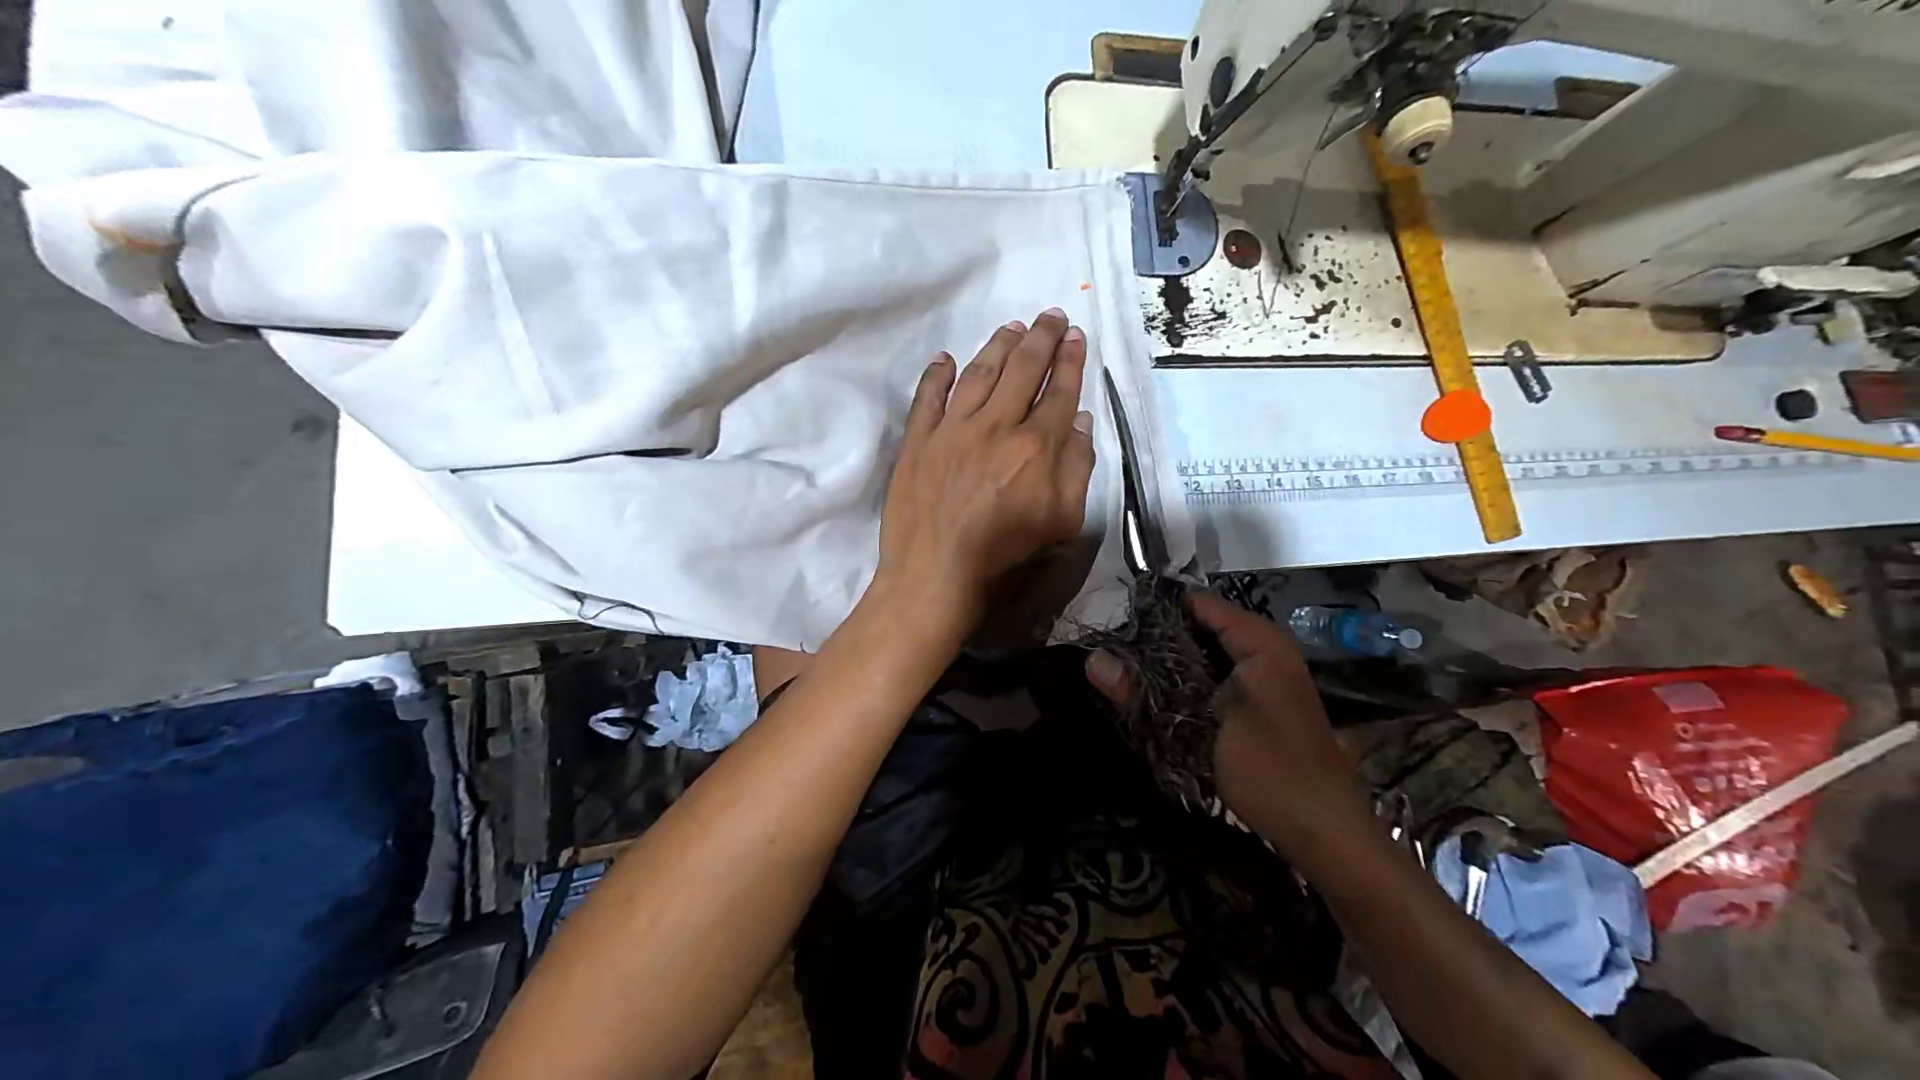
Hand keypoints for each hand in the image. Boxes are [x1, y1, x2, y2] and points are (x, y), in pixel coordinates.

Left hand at [874, 309, 1096, 633]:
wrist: (935, 574)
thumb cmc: (1003, 555)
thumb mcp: (1062, 523)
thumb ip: (1077, 469)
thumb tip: (1080, 421)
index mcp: (1035, 446)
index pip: (1058, 392)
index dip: (1070, 361)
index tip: (1075, 337)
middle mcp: (995, 426)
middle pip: (1022, 369)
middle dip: (1041, 337)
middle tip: (1050, 315)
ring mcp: (951, 429)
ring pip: (979, 373)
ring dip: (998, 345)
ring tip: (1012, 326)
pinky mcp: (918, 441)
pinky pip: (928, 396)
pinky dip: (937, 374)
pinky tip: (945, 358)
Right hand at [1085, 592, 1374, 860]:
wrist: (1324, 831)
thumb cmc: (1268, 773)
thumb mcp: (1195, 731)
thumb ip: (1142, 692)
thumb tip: (1092, 659)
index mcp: (1259, 641)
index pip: (1196, 603)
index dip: (1155, 611)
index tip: (1115, 627)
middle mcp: (1265, 648)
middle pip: (1199, 627)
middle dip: (1157, 640)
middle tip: (1115, 654)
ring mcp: (1265, 674)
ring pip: (1204, 654)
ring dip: (1170, 664)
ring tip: (1129, 674)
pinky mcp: (1260, 699)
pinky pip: (1215, 675)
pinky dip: (1189, 682)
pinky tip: (1161, 697)